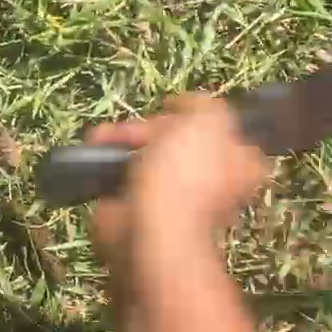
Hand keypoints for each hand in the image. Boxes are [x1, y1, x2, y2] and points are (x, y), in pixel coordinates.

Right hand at [85, 93, 269, 270]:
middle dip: (147, 130)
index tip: (169, 108)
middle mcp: (208, 179)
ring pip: (145, 157)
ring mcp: (172, 195)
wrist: (150, 227)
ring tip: (100, 137)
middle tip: (127, 127)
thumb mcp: (208, 121)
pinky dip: (106, 163)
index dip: (192, 116)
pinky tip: (94, 151)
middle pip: (174, 141)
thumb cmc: (185, 174)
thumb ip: (203, 105)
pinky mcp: (137, 206)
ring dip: (121, 142)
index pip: (218, 130)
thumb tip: (183, 104)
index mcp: (237, 162)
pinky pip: (122, 176)